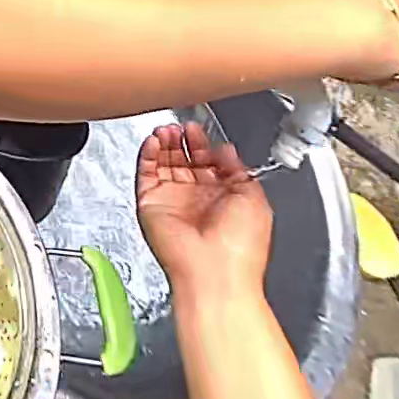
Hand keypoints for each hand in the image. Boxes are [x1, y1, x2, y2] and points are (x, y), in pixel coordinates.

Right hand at [136, 123, 272, 296]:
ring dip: (163, 143)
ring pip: (162, 162)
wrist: (215, 273)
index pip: (207, 161)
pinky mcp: (150, 203)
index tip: (198, 128)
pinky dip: (146, 155)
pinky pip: (145, 173)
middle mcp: (195, 197)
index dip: (202, 143)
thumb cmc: (240, 247)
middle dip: (181, 139)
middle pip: (183, 158)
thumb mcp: (254, 199)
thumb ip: (238, 169)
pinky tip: (152, 141)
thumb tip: (227, 148)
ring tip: (165, 129)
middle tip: (179, 125)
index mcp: (221, 197)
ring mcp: (172, 199)